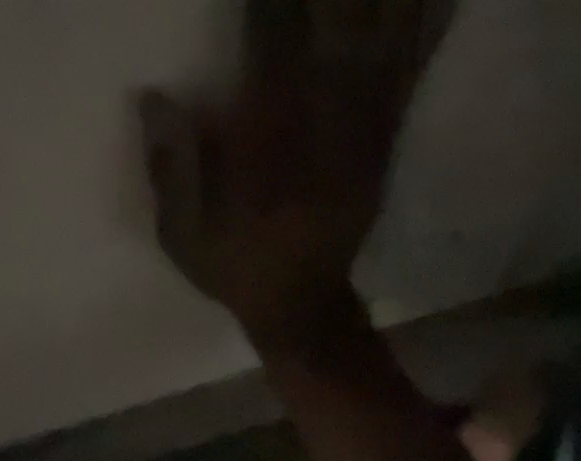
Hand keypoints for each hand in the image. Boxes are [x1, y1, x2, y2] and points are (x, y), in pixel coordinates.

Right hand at [139, 0, 446, 343]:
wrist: (302, 310)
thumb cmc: (238, 268)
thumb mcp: (185, 234)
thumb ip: (172, 167)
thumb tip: (153, 97)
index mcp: (272, 141)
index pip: (275, 42)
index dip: (275, 1)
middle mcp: (323, 127)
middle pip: (339, 27)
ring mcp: (362, 133)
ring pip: (384, 42)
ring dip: (388, 4)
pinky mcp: (382, 142)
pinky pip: (408, 73)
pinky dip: (427, 29)